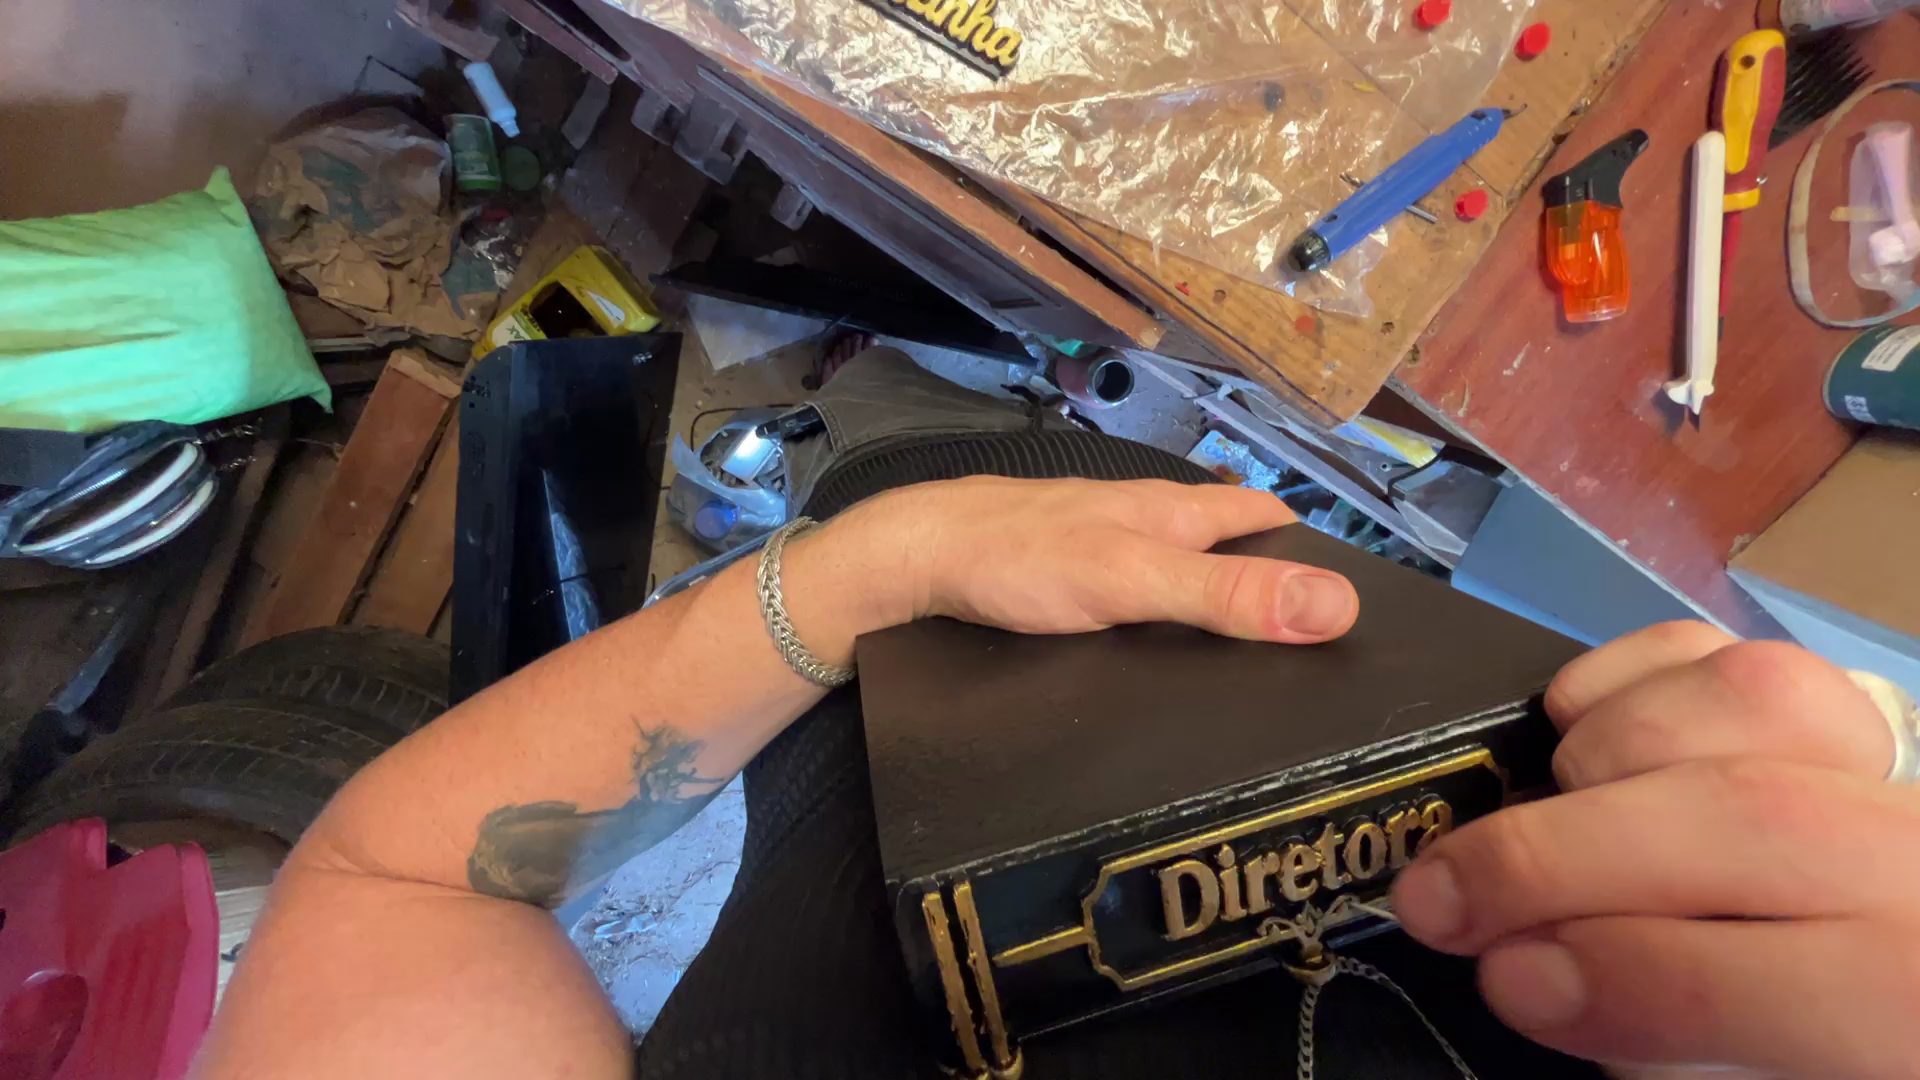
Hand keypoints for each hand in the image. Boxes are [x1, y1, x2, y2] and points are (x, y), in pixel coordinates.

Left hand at [789, 476, 1358, 660]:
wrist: (925, 556)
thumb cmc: (1027, 559)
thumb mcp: (1134, 581)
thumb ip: (1224, 595)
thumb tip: (1338, 605)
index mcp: (1172, 512)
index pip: (1265, 520)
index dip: (1311, 552)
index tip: (1347, 607)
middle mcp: (1143, 517)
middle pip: (1225, 540)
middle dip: (1265, 576)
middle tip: (1295, 646)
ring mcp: (1102, 539)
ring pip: (1178, 560)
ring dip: (1210, 592)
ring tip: (1233, 657)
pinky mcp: (1069, 566)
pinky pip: (1135, 581)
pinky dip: (1160, 605)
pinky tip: (1154, 642)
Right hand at [1388, 621, 1919, 1079]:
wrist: (1799, 942)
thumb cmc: (1766, 1044)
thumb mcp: (1715, 1078)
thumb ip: (1636, 1025)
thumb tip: (1514, 965)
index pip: (1864, 983)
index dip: (1657, 978)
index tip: (1510, 982)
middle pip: (1758, 815)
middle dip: (1552, 856)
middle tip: (1439, 899)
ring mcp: (1884, 745)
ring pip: (1739, 697)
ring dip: (1589, 763)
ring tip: (1546, 816)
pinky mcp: (1798, 686)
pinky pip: (1687, 646)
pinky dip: (1599, 688)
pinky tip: (1579, 750)